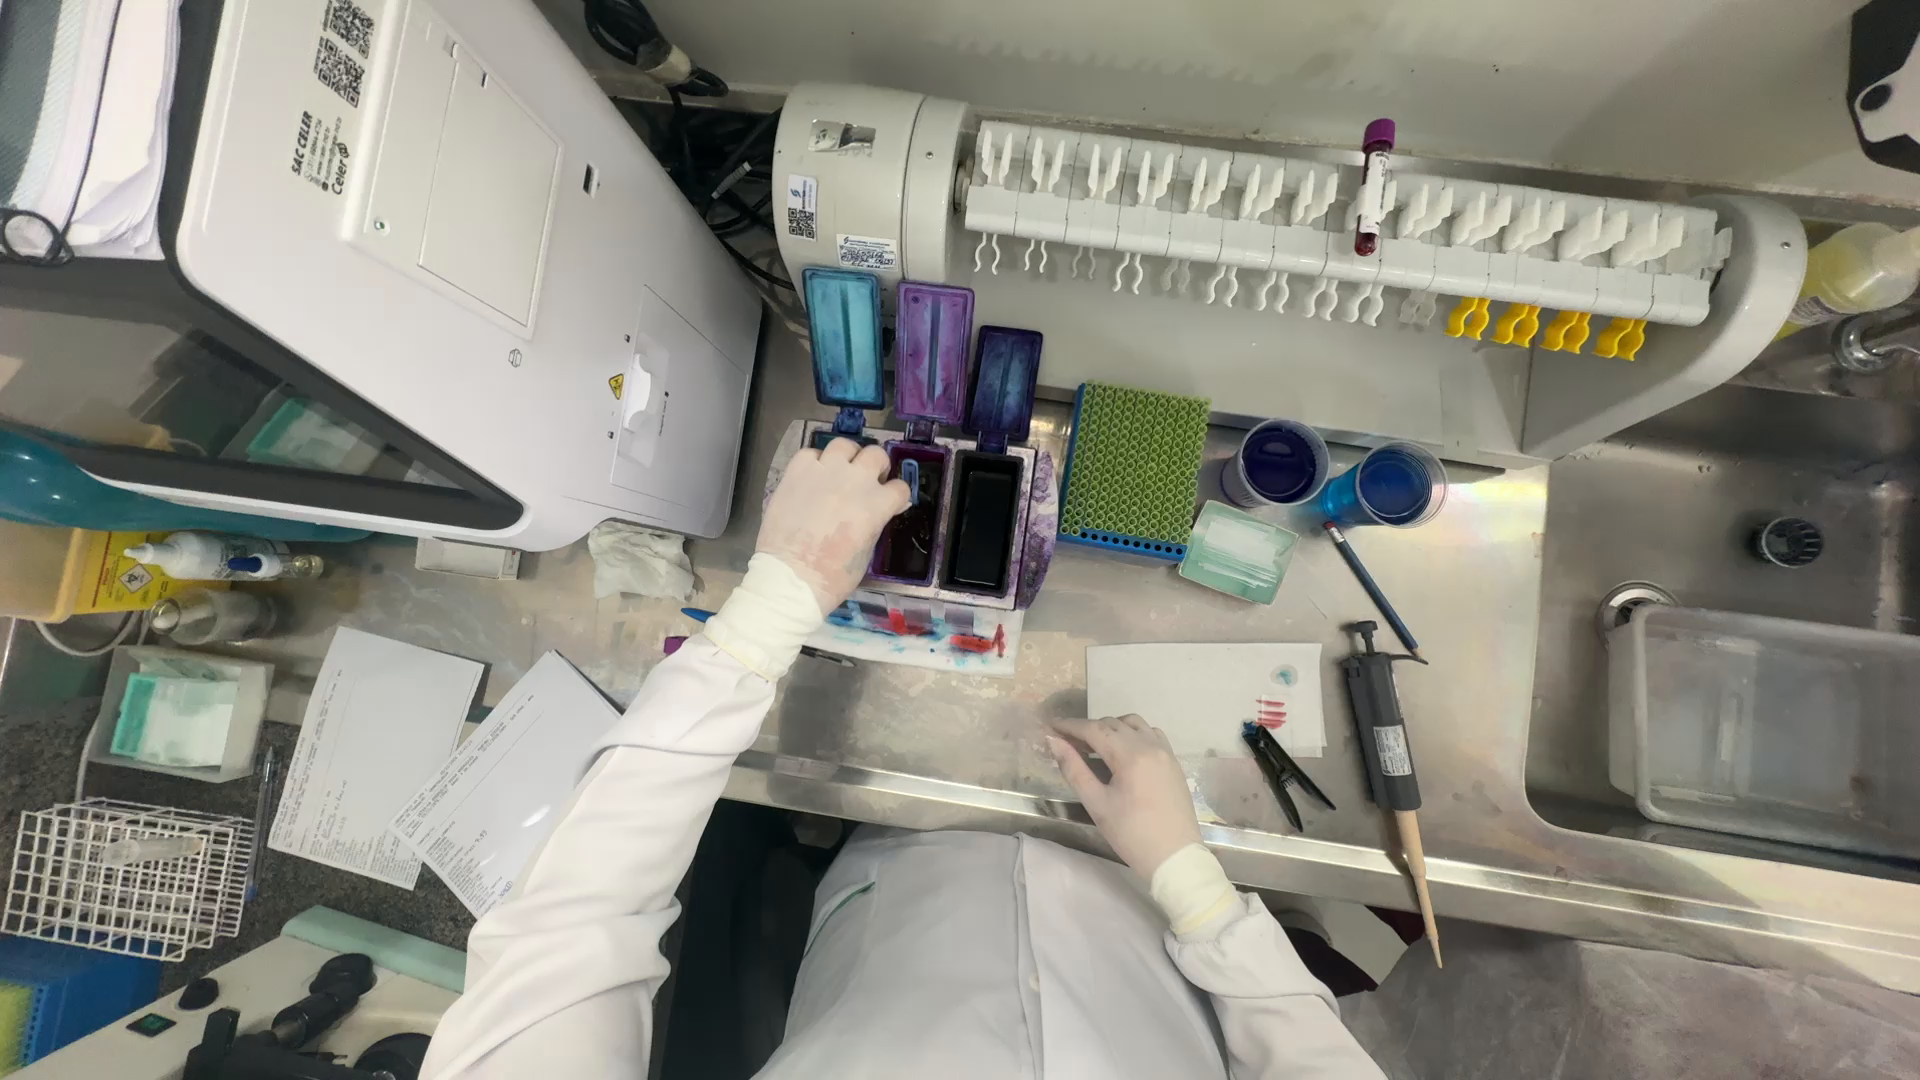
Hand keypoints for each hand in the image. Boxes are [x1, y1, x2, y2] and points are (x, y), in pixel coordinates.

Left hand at [757, 438, 910, 614]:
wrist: (791, 578)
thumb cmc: (833, 577)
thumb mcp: (867, 552)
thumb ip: (876, 524)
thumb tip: (882, 511)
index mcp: (877, 505)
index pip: (900, 488)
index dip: (896, 495)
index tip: (890, 501)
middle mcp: (855, 481)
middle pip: (877, 455)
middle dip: (877, 467)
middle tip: (868, 480)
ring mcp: (824, 472)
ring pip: (844, 445)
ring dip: (847, 456)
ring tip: (840, 470)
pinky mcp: (797, 472)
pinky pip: (810, 453)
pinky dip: (815, 462)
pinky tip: (813, 477)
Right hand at [1047, 715, 1202, 879]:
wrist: (1175, 858)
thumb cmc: (1132, 834)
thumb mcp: (1097, 804)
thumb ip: (1073, 769)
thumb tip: (1054, 741)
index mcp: (1131, 755)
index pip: (1095, 729)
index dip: (1071, 726)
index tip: (1052, 726)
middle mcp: (1150, 745)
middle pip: (1113, 724)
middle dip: (1088, 728)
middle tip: (1068, 741)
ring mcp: (1165, 752)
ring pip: (1133, 724)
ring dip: (1111, 727)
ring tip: (1095, 745)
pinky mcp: (1173, 761)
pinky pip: (1150, 733)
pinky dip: (1132, 733)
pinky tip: (1123, 750)